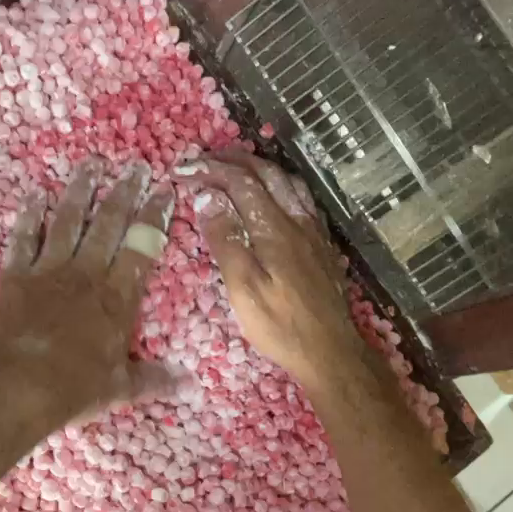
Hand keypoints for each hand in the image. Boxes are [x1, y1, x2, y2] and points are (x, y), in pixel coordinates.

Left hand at [0, 159, 176, 438]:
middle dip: (124, 193)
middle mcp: (86, 274)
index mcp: (117, 297)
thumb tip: (187, 383)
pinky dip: (29, 216)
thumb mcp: (120, 388)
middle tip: (135, 167)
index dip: (155, 216)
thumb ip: (152, 379)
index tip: (164, 190)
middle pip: (108, 224)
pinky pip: (23, 238)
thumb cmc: (74, 389)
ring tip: (91, 165)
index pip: (142, 246)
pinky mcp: (14, 276)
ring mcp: (48, 270)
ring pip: (67, 220)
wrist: (16, 387)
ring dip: (80, 191)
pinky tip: (35, 195)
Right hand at [189, 153, 367, 392]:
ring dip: (258, 167)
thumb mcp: (242, 288)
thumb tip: (207, 197)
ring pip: (287, 181)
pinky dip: (280, 184)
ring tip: (235, 167)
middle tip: (203, 161)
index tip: (183, 171)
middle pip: (265, 173)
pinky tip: (274, 194)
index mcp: (273, 228)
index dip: (209, 171)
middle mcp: (297, 220)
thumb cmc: (279, 325)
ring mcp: (313, 231)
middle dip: (232, 161)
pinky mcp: (322, 244)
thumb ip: (226, 240)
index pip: (240, 183)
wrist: (330, 350)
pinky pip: (302, 198)